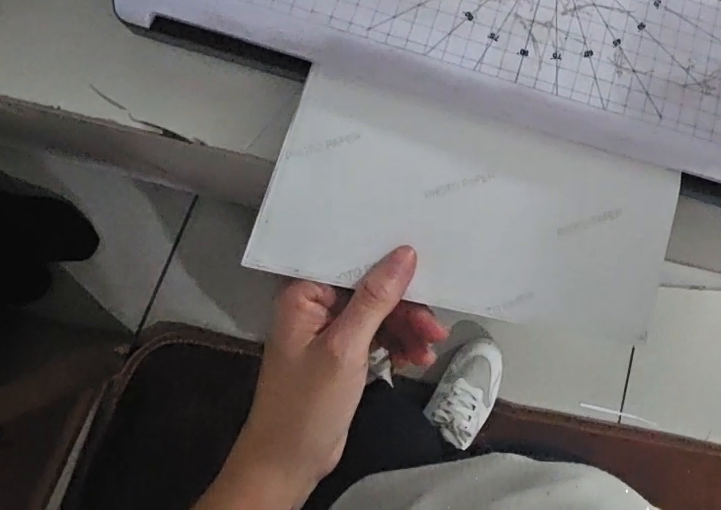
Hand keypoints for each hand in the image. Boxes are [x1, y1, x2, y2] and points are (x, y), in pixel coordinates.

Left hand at [210, 248, 447, 509]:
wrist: (287, 466)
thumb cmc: (305, 406)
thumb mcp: (344, 349)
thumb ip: (375, 299)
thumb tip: (405, 253)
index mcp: (305, 294)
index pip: (353, 261)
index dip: (389, 260)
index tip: (425, 265)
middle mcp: (317, 304)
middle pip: (373, 289)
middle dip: (406, 307)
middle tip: (433, 327)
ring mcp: (331, 329)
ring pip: (381, 312)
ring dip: (407, 329)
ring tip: (427, 350)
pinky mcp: (344, 351)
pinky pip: (379, 333)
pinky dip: (399, 344)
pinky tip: (415, 358)